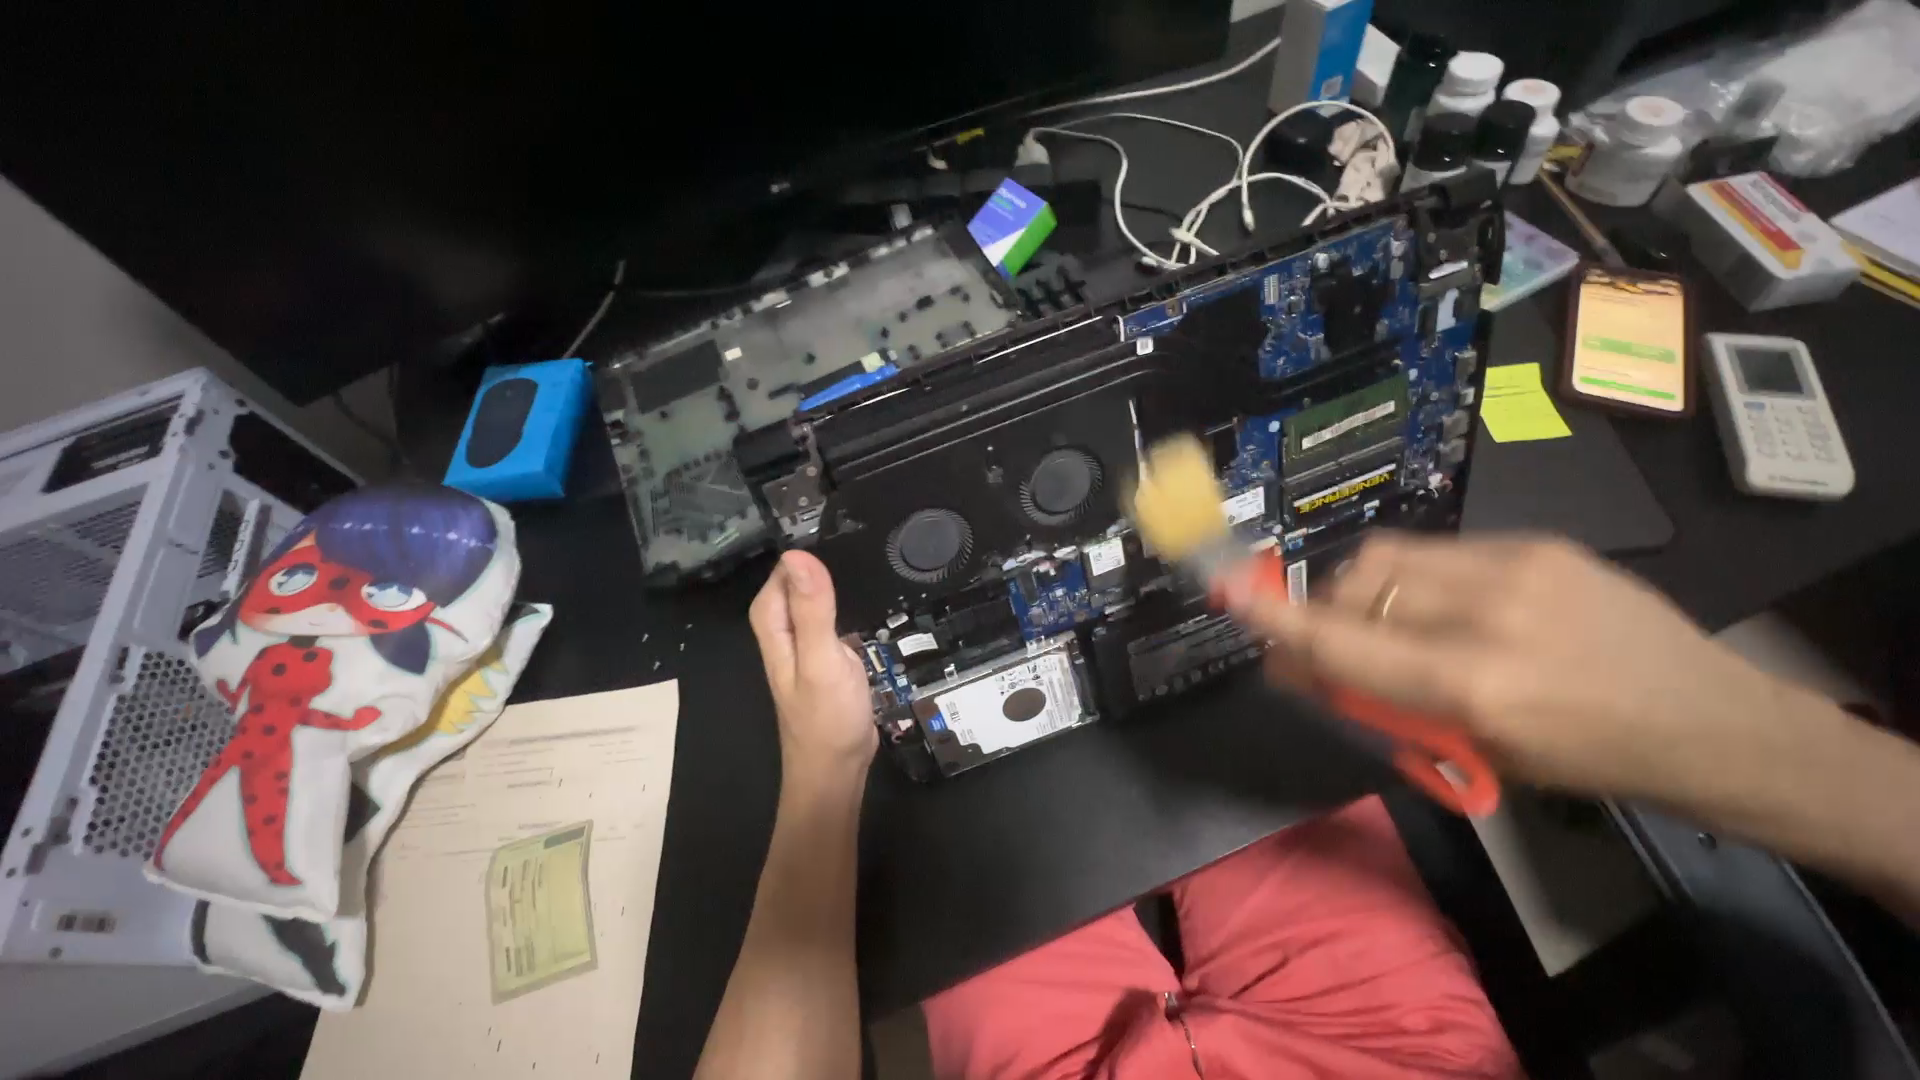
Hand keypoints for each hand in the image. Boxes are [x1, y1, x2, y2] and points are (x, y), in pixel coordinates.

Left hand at [749, 550, 876, 777]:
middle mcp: (786, 631)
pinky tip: (875, 599)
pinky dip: (851, 607)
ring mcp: (807, 645)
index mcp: (774, 625)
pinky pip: (835, 620)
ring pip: (819, 600)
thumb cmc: (826, 718)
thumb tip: (799, 554)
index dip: (809, 549)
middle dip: (827, 562)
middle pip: (801, 582)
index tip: (846, 529)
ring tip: (876, 558)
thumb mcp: (821, 659)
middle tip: (868, 538)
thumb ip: (813, 609)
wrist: (836, 771)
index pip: (784, 569)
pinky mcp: (829, 658)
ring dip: (840, 583)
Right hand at [1222, 534, 1817, 804]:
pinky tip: (1448, 605)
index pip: (1350, 646)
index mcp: (1477, 687)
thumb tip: (1303, 668)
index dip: (1281, 620)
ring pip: (1387, 556)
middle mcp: (1490, 615)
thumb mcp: (1476, 750)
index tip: (1229, 593)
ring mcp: (1516, 566)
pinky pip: (1435, 550)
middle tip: (1331, 639)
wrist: (1711, 720)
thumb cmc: (1584, 759)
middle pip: (1359, 584)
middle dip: (1327, 608)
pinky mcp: (1536, 541)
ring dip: (1364, 589)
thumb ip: (1384, 702)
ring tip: (1391, 620)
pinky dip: (1414, 579)